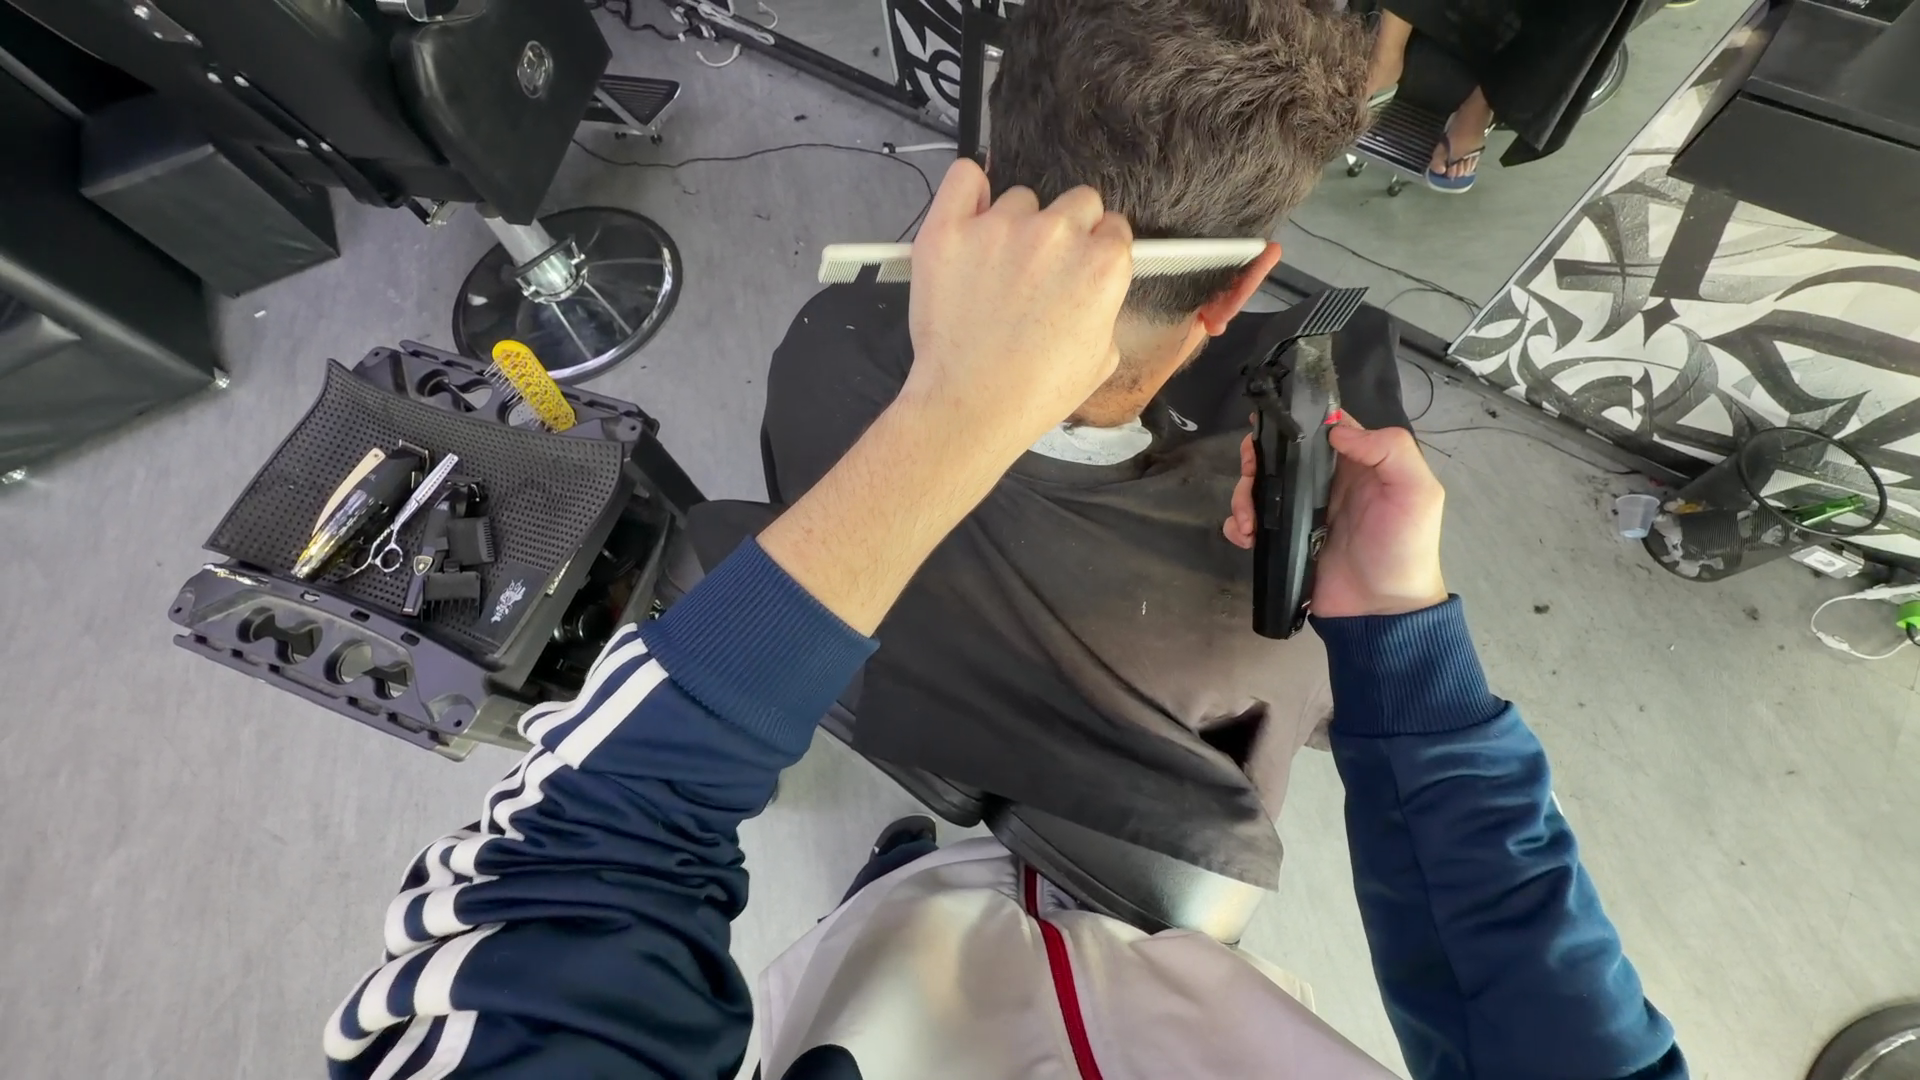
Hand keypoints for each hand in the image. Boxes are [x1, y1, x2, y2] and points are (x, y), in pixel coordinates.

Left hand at [898, 159, 1133, 459]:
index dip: (1094, 251)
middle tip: (1039, 274)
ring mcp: (1001, 228)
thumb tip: (1096, 289)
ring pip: (1019, 199)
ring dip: (1013, 226)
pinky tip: (968, 219)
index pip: (1111, 227)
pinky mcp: (949, 231)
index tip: (1075, 272)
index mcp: (1102, 265)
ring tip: (994, 276)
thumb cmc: (1034, 395)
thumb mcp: (1101, 360)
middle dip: (1065, 232)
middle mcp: (1057, 234)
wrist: (970, 409)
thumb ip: (1107, 308)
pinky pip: (963, 178)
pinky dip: (967, 192)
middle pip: (1076, 202)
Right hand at [1224, 419, 1447, 617]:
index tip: (1267, 426)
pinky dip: (1237, 525)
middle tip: (1249, 475)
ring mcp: (1299, 511)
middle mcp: (1324, 482)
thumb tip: (1335, 429)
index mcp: (1356, 463)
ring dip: (1243, 497)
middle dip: (1255, 460)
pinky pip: (1250, 523)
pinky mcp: (1282, 539)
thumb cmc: (1403, 549)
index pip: (1321, 427)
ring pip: (1258, 486)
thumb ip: (1388, 450)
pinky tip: (1245, 537)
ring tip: (1248, 522)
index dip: (1293, 420)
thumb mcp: (1418, 492)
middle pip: (1278, 455)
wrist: (1380, 610)